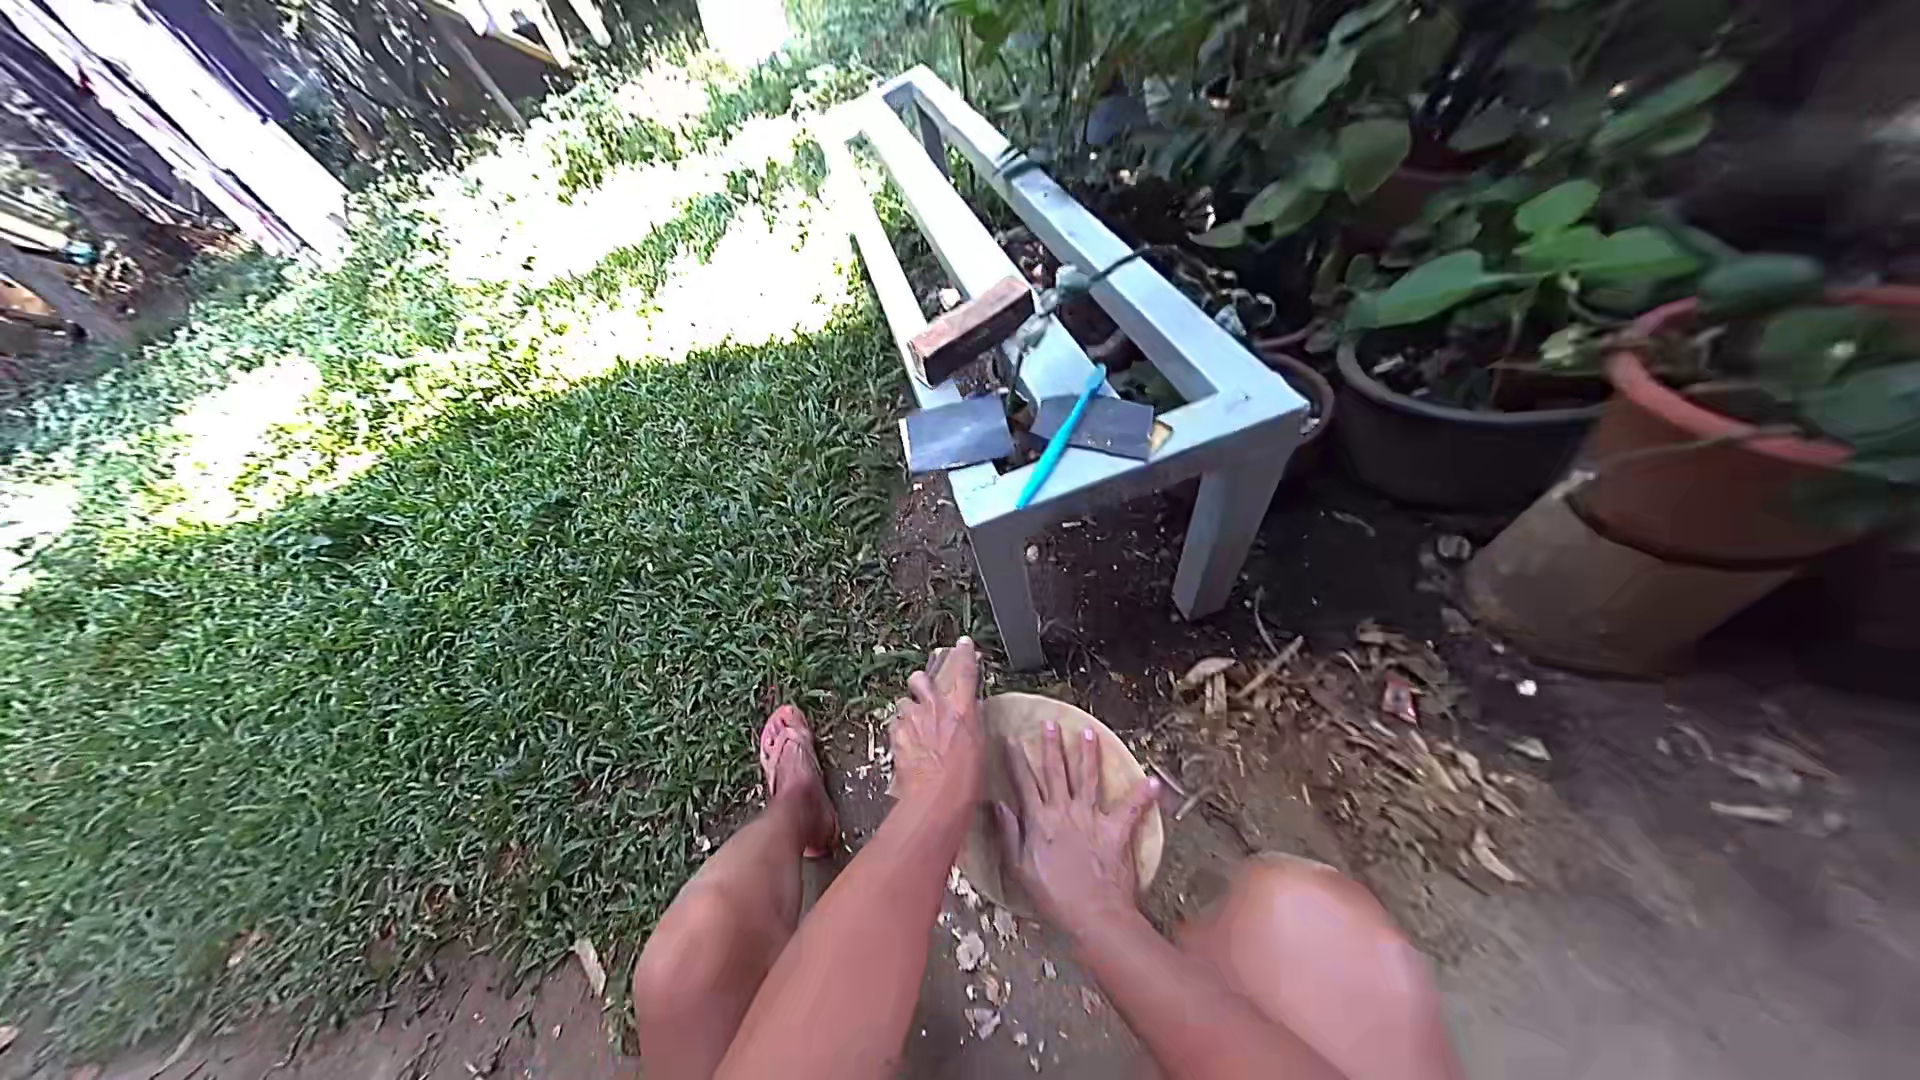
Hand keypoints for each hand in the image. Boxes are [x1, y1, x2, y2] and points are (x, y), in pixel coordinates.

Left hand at [889, 637, 984, 809]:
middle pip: (921, 678)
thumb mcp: (980, 746)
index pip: (966, 671)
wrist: (937, 798)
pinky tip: (907, 745)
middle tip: (924, 692)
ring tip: (915, 727)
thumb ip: (971, 723)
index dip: (965, 654)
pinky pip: (895, 725)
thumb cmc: (966, 781)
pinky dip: (900, 731)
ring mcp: (913, 718)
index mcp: (963, 708)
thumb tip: (970, 714)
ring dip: (908, 711)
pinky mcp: (897, 733)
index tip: (963, 644)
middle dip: (920, 682)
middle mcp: (936, 706)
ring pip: (904, 702)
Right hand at [995, 721, 1159, 925]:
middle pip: (1055, 771)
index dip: (1017, 760)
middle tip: (1049, 723)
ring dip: (1088, 754)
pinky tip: (1153, 781)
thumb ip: (1010, 834)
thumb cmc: (1054, 897)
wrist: (1092, 915)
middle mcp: (1064, 811)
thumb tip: (999, 806)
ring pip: (1087, 777)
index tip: (1011, 740)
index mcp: (1039, 820)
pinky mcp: (1115, 830)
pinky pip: (1131, 808)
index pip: (1024, 782)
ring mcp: (1091, 818)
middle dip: (1051, 745)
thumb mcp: (1020, 868)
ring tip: (1088, 733)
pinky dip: (1142, 795)